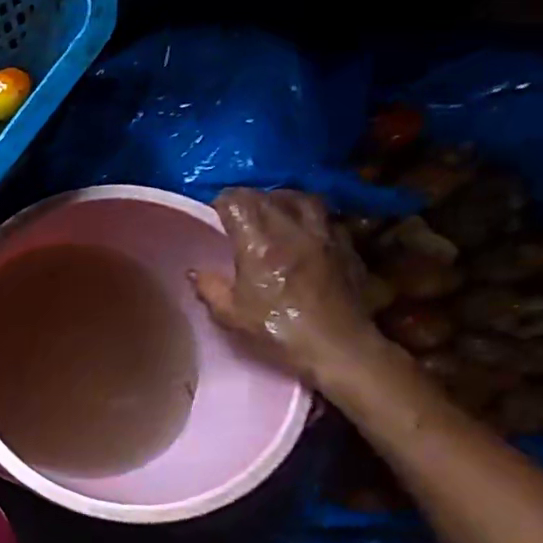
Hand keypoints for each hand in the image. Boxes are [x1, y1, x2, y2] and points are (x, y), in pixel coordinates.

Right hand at [192, 188, 379, 377]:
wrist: (338, 346)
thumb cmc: (278, 331)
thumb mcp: (231, 314)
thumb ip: (210, 288)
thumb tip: (196, 272)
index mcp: (259, 245)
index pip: (237, 201)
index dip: (221, 203)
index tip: (213, 213)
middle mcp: (292, 230)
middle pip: (266, 195)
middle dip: (247, 199)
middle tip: (235, 213)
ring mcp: (323, 234)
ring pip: (299, 197)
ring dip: (279, 199)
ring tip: (269, 211)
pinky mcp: (345, 243)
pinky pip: (322, 214)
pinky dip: (305, 213)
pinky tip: (298, 228)